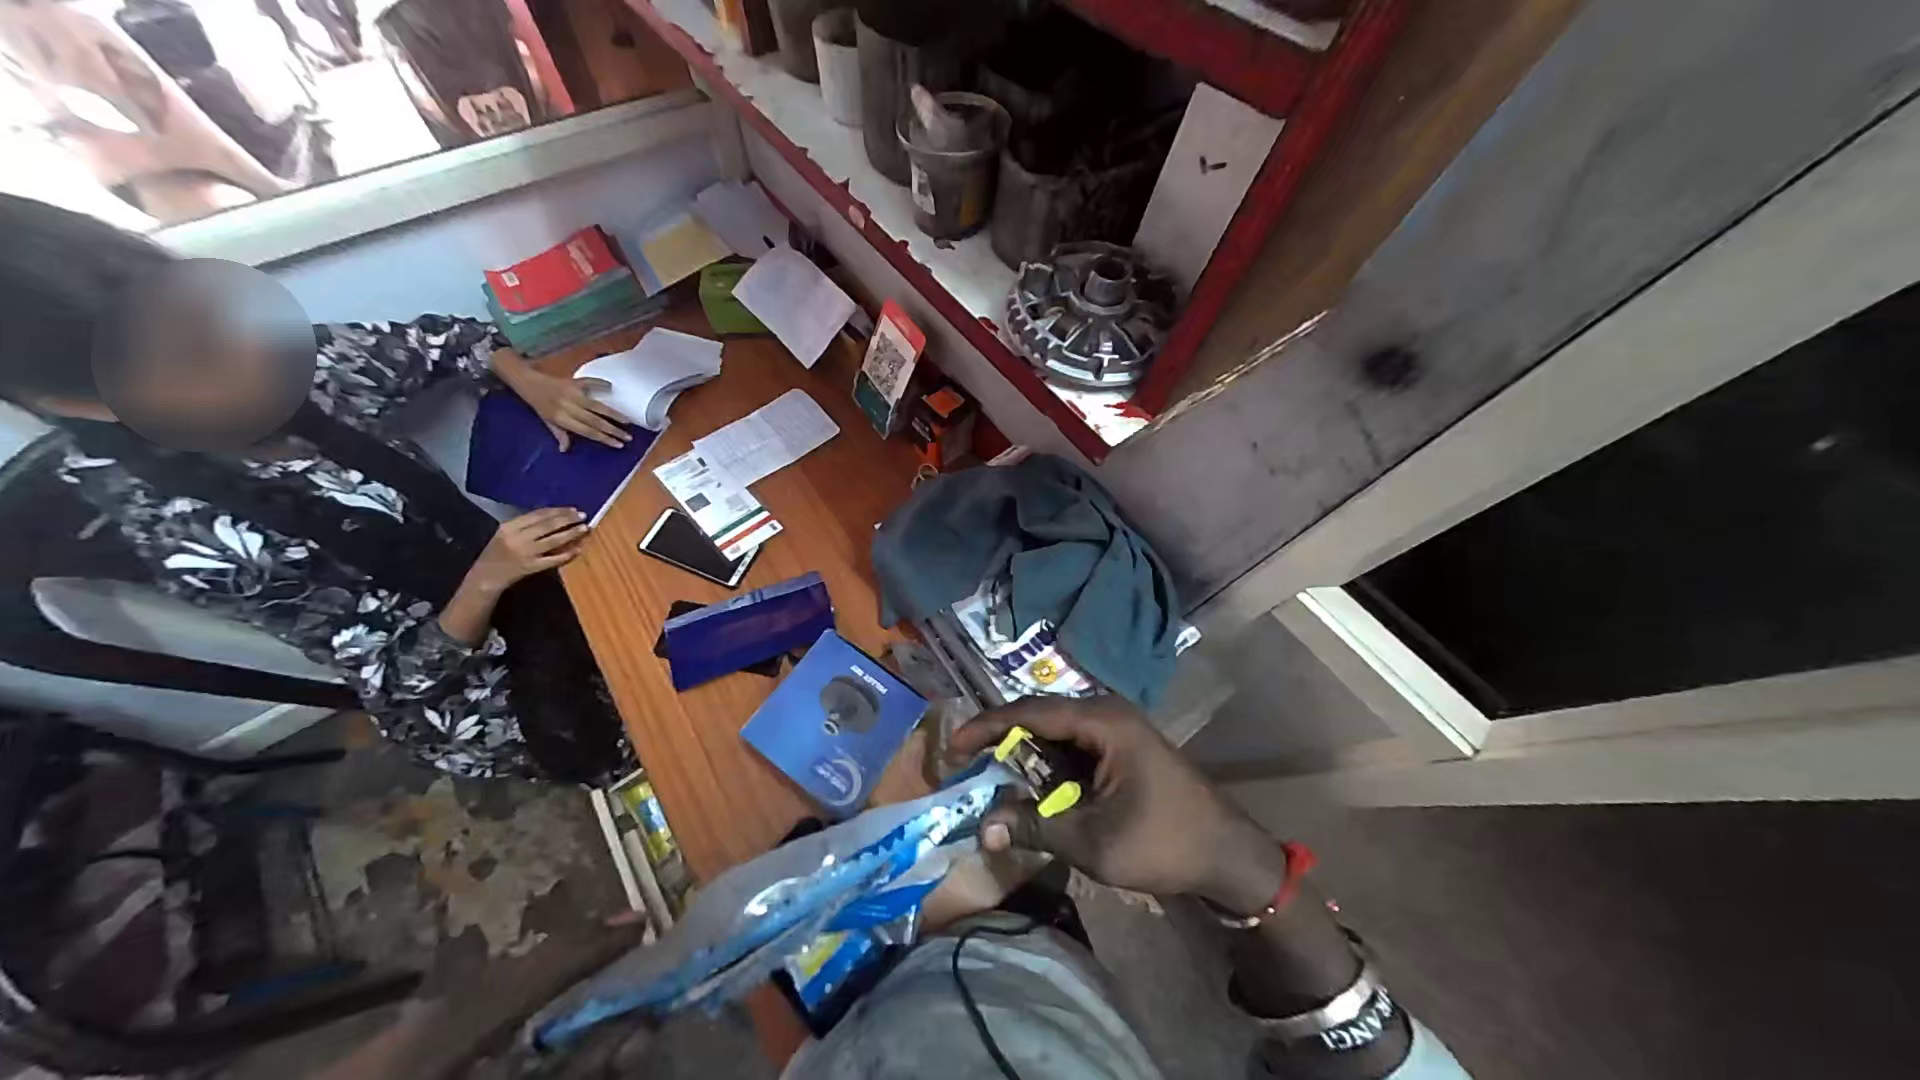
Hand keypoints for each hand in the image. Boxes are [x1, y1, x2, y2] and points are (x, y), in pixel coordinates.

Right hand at [466, 508, 590, 593]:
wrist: (485, 576)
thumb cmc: (497, 552)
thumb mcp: (506, 533)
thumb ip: (526, 524)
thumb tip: (555, 515)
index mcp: (509, 527)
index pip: (538, 515)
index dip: (558, 511)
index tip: (573, 509)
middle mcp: (518, 538)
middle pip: (547, 525)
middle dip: (567, 519)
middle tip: (583, 515)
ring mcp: (526, 553)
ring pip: (554, 541)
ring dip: (571, 533)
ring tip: (585, 528)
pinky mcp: (532, 567)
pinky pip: (555, 559)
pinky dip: (568, 553)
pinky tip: (579, 548)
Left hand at [500, 357, 633, 450]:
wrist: (525, 381)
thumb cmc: (536, 404)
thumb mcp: (546, 421)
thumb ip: (559, 434)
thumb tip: (565, 450)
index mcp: (561, 418)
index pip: (587, 431)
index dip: (604, 438)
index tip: (618, 444)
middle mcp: (568, 407)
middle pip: (595, 421)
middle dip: (613, 430)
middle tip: (628, 437)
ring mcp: (572, 393)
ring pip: (597, 406)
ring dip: (613, 414)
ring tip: (627, 421)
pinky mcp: (573, 382)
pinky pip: (589, 383)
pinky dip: (600, 384)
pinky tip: (611, 387)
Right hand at [948, 697, 1288, 914]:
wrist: (1228, 856)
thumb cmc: (1163, 843)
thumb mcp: (1092, 841)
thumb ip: (1034, 826)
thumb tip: (982, 827)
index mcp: (1103, 721)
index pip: (1030, 712)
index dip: (987, 727)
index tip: (954, 748)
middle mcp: (1107, 712)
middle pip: (1039, 715)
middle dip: (1001, 738)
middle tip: (966, 762)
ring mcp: (1115, 727)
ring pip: (1053, 731)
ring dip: (1023, 754)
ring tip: (990, 775)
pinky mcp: (1119, 746)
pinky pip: (1071, 745)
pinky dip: (1047, 764)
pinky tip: (1031, 786)